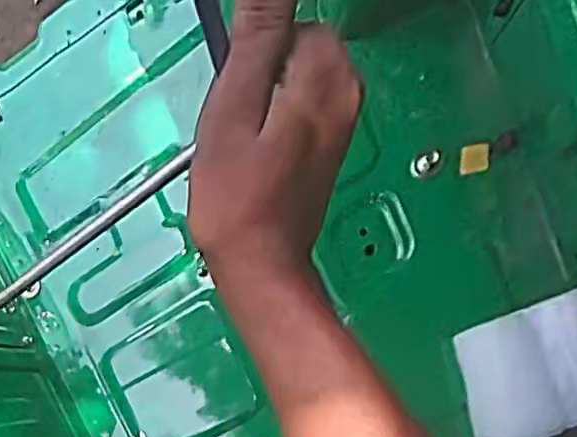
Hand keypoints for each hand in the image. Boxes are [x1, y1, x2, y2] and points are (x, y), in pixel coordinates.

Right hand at [188, 0, 361, 288]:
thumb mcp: (232, 114)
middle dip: (258, 79)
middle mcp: (344, 94)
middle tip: (232, 128)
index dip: (250, 56)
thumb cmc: (239, 208)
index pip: (288, 20)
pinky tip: (255, 162)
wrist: (259, 271)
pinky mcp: (328, 151)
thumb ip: (254, 38)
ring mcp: (340, 125)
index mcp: (324, 75)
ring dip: (263, 106)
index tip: (233, 96)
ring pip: (294, 83)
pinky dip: (273, 128)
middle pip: (294, 50)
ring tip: (241, 150)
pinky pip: (298, 114)